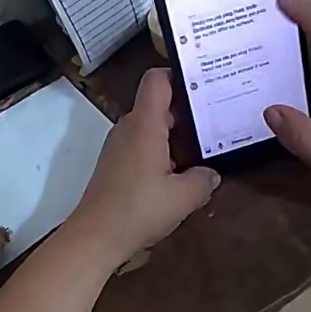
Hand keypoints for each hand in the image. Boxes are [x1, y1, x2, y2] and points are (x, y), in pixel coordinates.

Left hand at [64, 68, 220, 264]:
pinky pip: (140, 146)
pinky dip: (160, 153)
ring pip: (149, 128)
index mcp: (144, 125)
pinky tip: (178, 175)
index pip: (157, 80)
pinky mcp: (113, 165)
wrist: (95, 237)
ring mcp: (117, 147)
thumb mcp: (183, 197)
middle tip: (215, 122)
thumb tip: (211, 174)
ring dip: (173, 137)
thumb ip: (203, 180)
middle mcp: (128, 128)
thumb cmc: (139, 210)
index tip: (202, 83)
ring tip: (202, 151)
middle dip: (185, 112)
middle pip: (157, 105)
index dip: (178, 74)